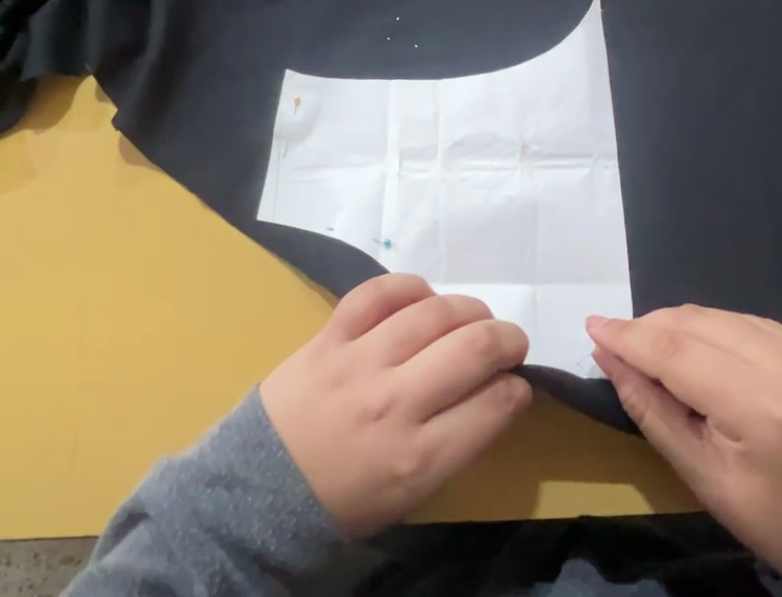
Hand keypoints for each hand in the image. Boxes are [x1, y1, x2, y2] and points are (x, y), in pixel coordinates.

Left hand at [260, 273, 533, 536]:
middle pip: (474, 348)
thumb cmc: (347, 495)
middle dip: (508, 338)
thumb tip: (498, 389)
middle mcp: (395, 403)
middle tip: (508, 343)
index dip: (517, 387)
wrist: (263, 487)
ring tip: (473, 317)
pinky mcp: (329, 336)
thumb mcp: (415, 489)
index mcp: (420, 456)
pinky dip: (410, 287)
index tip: (513, 384)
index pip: (497, 403)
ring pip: (433, 313)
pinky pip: (377, 293)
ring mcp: (359, 362)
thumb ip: (460, 440)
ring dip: (469, 308)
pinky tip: (424, 297)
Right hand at [586, 307, 781, 588]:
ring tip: (649, 349)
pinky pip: (746, 323)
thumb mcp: (705, 478)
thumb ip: (652, 410)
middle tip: (614, 343)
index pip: (676, 352)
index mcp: (761, 406)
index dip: (628, 336)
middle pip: (696, 323)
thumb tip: (608, 357)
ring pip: (719, 316)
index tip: (590, 325)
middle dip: (647, 327)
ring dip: (676, 325)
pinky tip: (695, 350)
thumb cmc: (781, 522)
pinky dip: (711, 329)